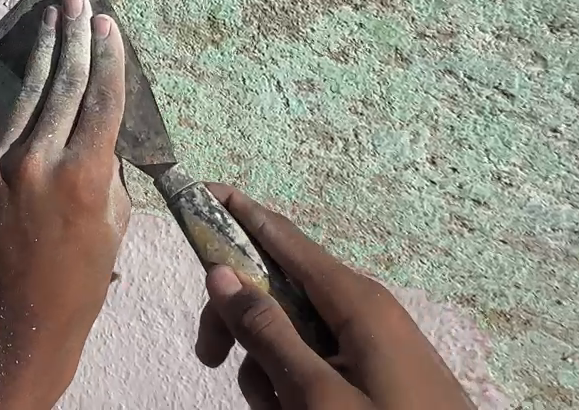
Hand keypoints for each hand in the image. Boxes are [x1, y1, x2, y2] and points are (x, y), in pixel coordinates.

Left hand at [0, 0, 129, 409]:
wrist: (17, 311)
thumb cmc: (81, 275)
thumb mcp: (113, 222)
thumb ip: (106, 166)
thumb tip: (97, 125)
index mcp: (85, 176)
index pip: (100, 102)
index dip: (107, 61)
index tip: (108, 26)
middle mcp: (42, 159)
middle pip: (62, 85)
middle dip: (74, 39)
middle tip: (78, 2)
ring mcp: (5, 160)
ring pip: (30, 92)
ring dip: (43, 49)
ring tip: (52, 15)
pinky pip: (9, 119)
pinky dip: (24, 90)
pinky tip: (31, 62)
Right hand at [196, 187, 472, 409]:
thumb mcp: (317, 399)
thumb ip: (265, 332)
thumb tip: (219, 271)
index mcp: (356, 301)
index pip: (280, 233)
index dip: (236, 209)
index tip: (197, 190)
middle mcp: (364, 311)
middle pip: (277, 287)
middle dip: (238, 319)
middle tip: (209, 356)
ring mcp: (374, 346)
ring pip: (292, 330)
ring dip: (266, 365)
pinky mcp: (380, 377)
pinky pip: (318, 360)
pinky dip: (295, 383)